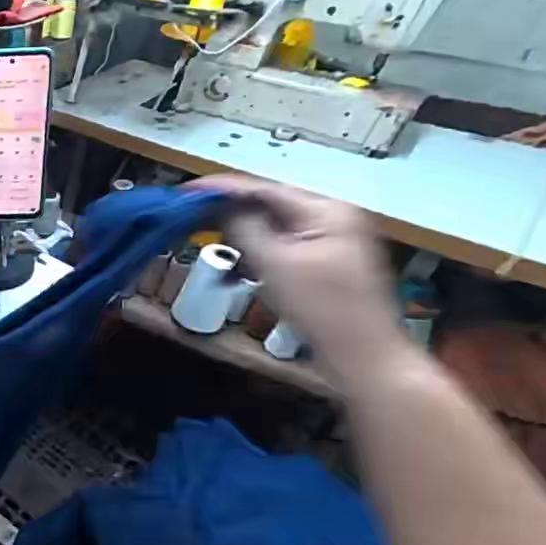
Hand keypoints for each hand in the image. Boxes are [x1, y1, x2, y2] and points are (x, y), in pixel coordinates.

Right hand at [205, 176, 415, 384]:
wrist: (362, 356)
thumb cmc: (320, 308)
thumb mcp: (273, 263)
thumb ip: (243, 227)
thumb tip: (217, 206)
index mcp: (325, 210)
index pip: (263, 189)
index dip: (220, 189)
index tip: (183, 192)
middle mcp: (330, 217)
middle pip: (268, 206)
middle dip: (229, 215)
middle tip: (189, 219)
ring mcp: (329, 239)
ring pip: (271, 227)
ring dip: (240, 238)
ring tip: (212, 249)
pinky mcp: (322, 261)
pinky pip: (280, 247)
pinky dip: (255, 255)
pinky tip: (237, 271)